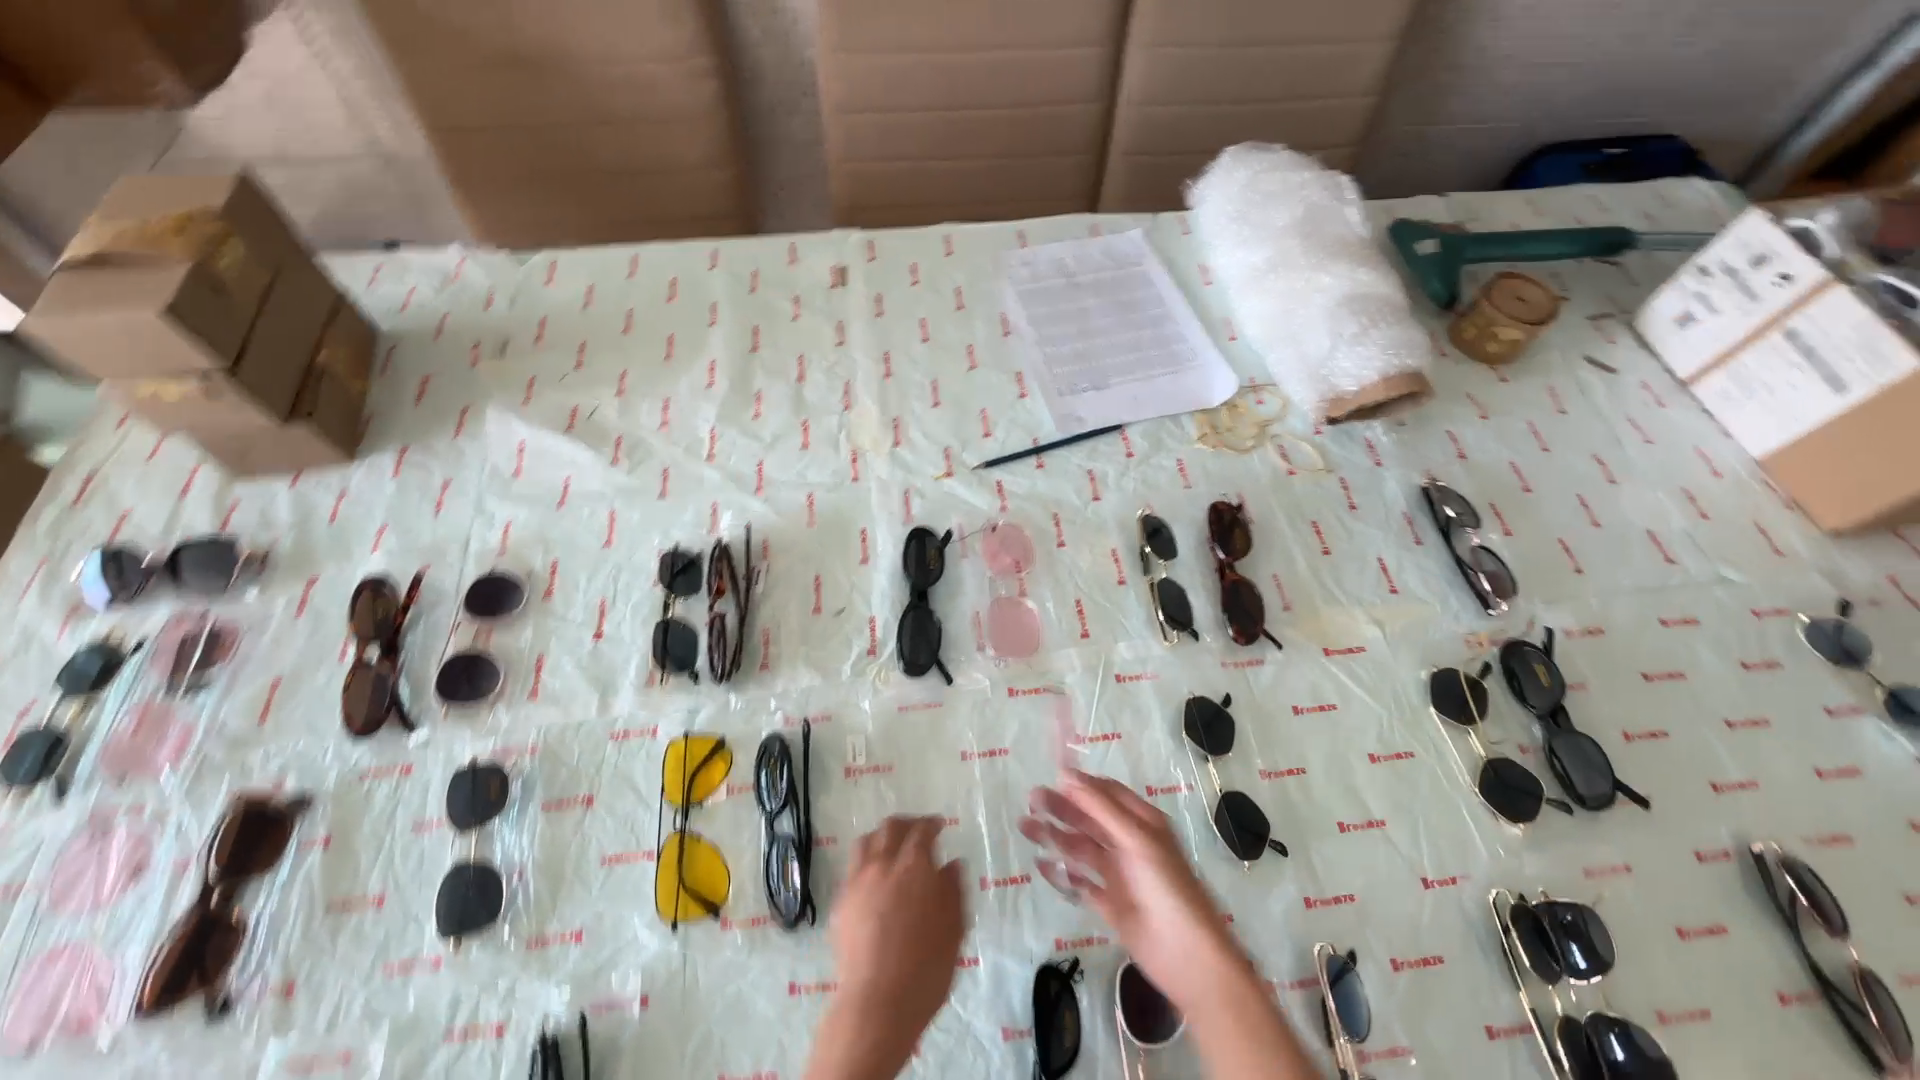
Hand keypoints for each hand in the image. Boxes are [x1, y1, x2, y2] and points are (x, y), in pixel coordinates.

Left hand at [807, 816, 965, 1079]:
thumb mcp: (954, 928)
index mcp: (914, 867)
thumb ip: (953, 889)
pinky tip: (876, 880)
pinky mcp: (840, 903)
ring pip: (865, 842)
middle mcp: (881, 865)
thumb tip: (951, 864)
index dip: (931, 823)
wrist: (877, 1002)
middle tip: (919, 832)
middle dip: (906, 823)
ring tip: (892, 848)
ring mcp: (856, 883)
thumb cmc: (927, 967)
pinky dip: (867, 862)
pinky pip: (853, 869)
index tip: (940, 826)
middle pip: (889, 827)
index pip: (921, 830)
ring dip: (881, 837)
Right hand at [1020, 771, 1245, 1012]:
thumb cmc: (1164, 886)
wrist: (1185, 953)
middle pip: (1090, 819)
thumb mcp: (1135, 838)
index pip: (1108, 794)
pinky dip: (1061, 872)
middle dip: (1062, 809)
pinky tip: (1040, 864)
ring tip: (1025, 827)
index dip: (1082, 785)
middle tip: (1030, 800)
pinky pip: (1080, 883)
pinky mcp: (1109, 904)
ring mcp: (1119, 875)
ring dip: (1055, 836)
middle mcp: (1129, 844)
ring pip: (1081, 849)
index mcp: (1143, 823)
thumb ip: (1100, 807)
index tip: (1051, 778)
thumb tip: (1066, 774)